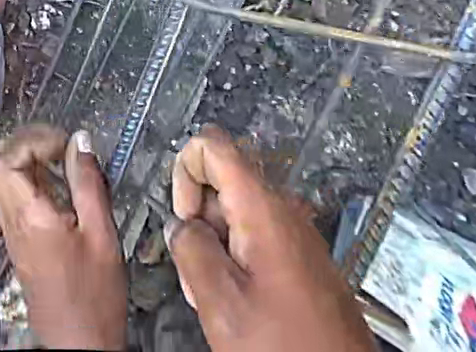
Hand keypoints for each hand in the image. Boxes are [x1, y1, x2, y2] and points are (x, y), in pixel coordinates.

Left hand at [0, 123, 127, 349]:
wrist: (81, 347)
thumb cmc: (95, 297)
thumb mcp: (102, 232)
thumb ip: (88, 182)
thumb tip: (80, 141)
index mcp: (30, 217)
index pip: (8, 158)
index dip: (36, 139)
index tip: (65, 144)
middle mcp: (12, 224)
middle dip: (24, 145)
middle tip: (57, 147)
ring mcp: (12, 235)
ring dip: (26, 162)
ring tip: (60, 164)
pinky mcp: (20, 244)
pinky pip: (13, 198)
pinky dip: (30, 182)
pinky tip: (59, 189)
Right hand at [166, 126, 374, 351]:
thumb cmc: (288, 347)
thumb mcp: (224, 305)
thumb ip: (191, 251)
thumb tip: (179, 225)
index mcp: (262, 205)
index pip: (211, 144)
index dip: (185, 173)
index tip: (186, 222)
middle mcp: (280, 205)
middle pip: (220, 179)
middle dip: (198, 219)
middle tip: (201, 274)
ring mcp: (291, 229)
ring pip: (233, 211)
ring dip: (214, 245)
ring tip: (221, 300)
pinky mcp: (297, 254)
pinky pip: (253, 235)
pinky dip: (235, 260)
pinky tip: (240, 304)